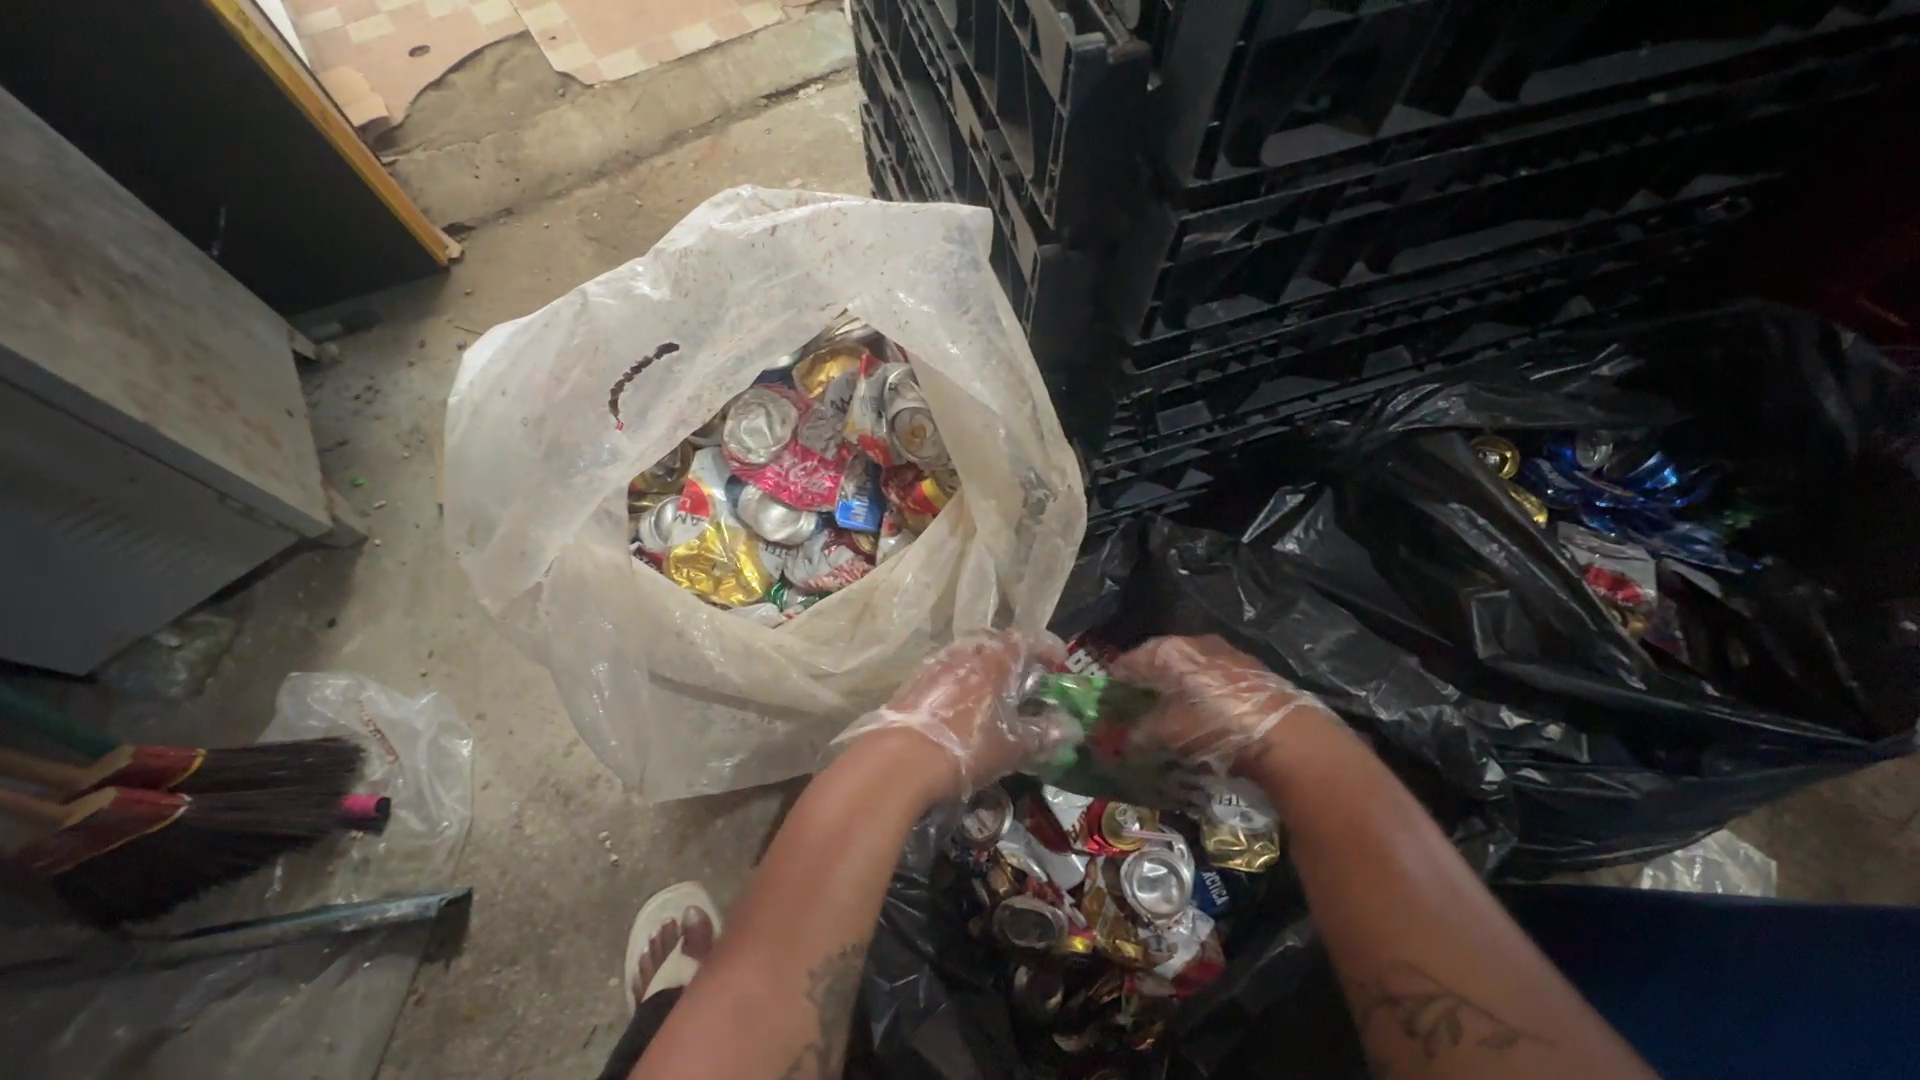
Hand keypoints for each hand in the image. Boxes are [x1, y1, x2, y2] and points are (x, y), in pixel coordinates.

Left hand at [831, 630, 1078, 795]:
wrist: (898, 762)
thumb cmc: (966, 747)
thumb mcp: (1013, 746)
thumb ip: (1043, 734)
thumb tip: (1071, 729)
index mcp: (995, 660)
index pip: (1027, 641)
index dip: (1046, 650)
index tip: (1058, 664)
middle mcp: (965, 653)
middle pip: (994, 643)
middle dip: (1013, 657)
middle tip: (1026, 679)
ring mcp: (935, 666)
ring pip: (968, 658)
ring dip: (985, 671)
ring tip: (997, 696)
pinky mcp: (913, 685)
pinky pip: (947, 675)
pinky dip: (962, 684)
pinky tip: (964, 710)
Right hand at [1111, 634, 1334, 772]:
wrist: (1285, 735)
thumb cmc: (1214, 728)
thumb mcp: (1169, 735)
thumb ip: (1141, 733)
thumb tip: (1125, 738)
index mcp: (1169, 651)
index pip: (1130, 660)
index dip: (1117, 681)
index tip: (1110, 698)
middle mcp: (1195, 642)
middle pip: (1161, 659)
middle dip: (1148, 680)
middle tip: (1138, 703)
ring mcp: (1226, 652)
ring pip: (1190, 665)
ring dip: (1177, 684)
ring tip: (1171, 709)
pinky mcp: (1251, 667)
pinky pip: (1214, 675)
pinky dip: (1202, 689)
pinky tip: (1204, 711)